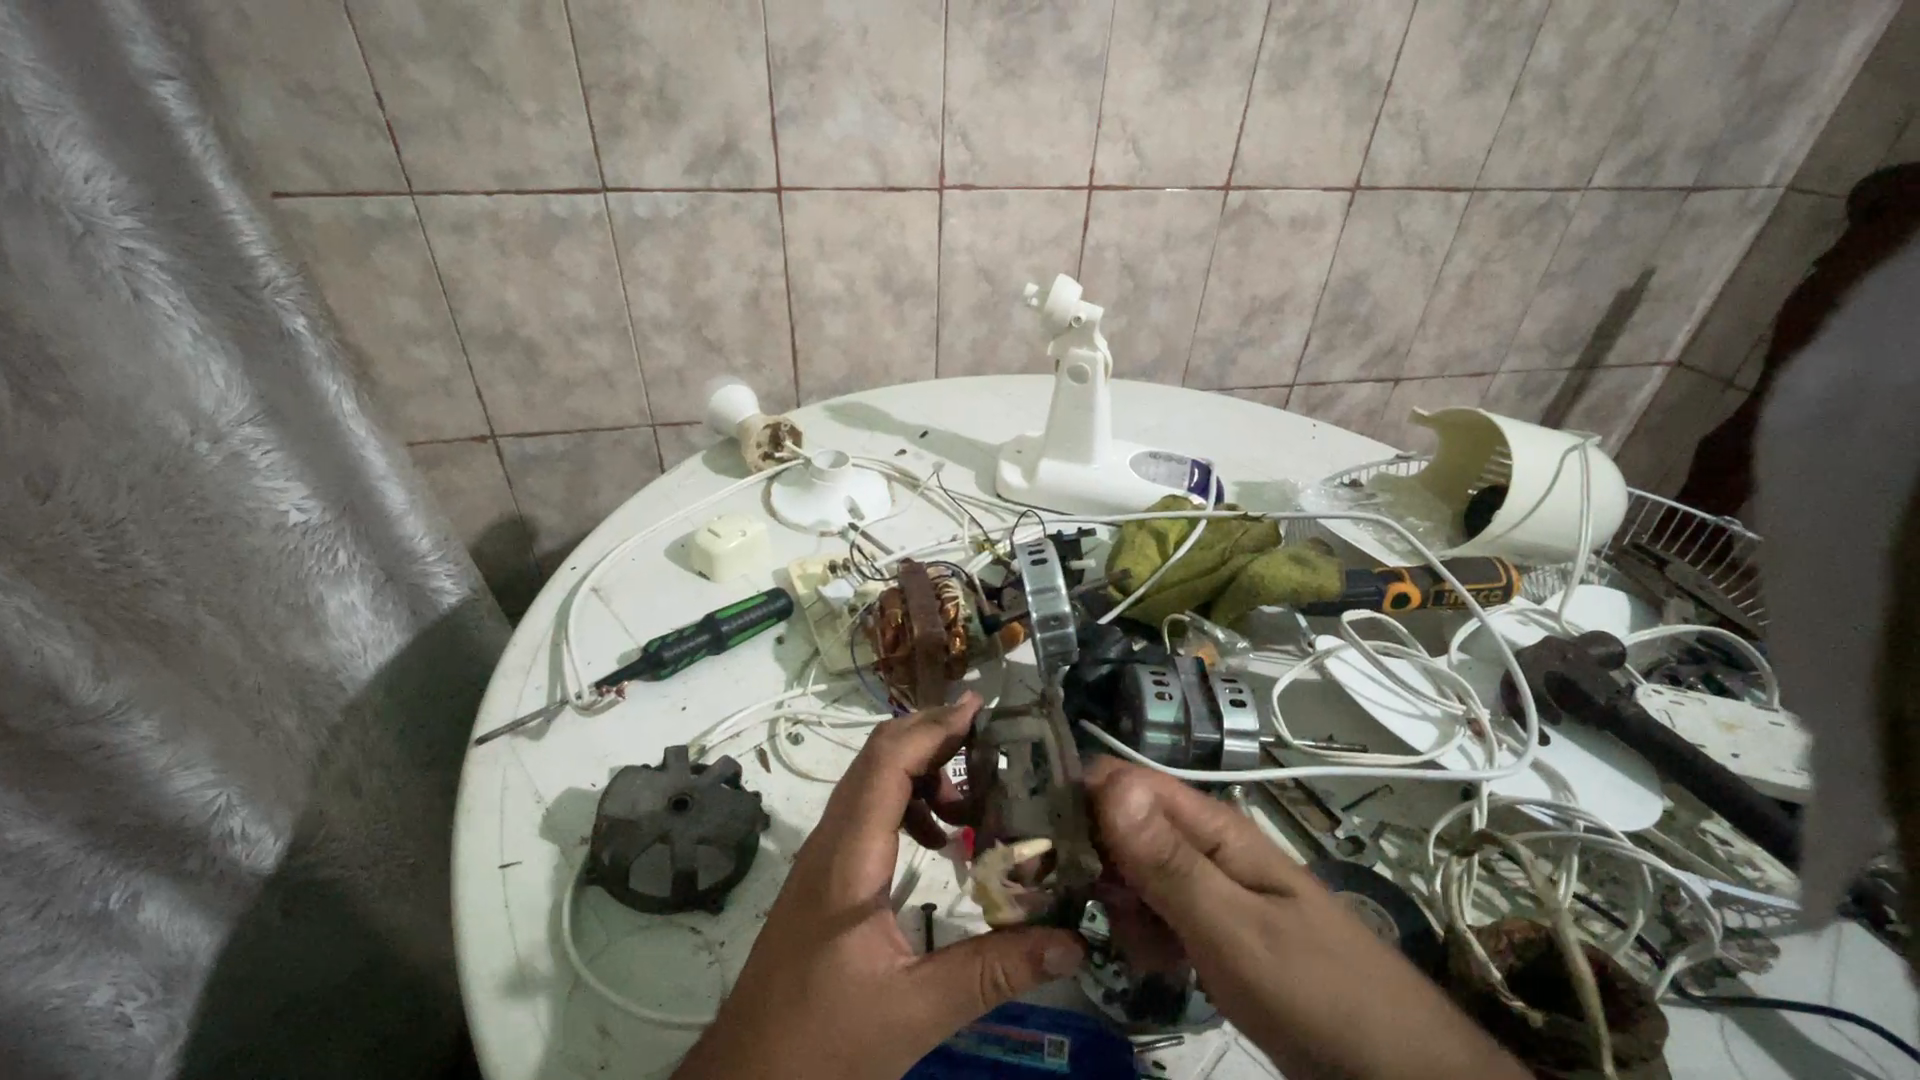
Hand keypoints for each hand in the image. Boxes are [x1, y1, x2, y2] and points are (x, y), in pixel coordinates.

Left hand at [673, 694, 1085, 1079]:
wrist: (748, 1078)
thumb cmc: (823, 1042)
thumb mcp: (915, 1010)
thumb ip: (993, 972)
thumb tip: (1071, 943)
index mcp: (848, 859)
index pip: (887, 763)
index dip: (933, 727)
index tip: (981, 708)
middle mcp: (829, 845)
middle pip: (876, 761)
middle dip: (933, 739)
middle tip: (993, 743)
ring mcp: (822, 861)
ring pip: (870, 786)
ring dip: (920, 774)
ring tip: (975, 800)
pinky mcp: (824, 882)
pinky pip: (866, 818)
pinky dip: (906, 808)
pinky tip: (939, 844)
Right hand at [1085, 759, 1528, 1079]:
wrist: (1391, 1066)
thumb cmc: (1315, 988)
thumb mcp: (1233, 927)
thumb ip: (1167, 861)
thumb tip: (1107, 782)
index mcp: (1212, 827)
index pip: (1124, 783)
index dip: (1077, 800)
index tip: (1035, 839)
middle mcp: (1205, 847)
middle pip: (1122, 828)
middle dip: (1093, 862)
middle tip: (1085, 909)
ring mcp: (1210, 889)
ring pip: (1134, 876)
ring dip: (1120, 907)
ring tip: (1140, 949)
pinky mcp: (1212, 929)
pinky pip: (1157, 916)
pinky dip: (1146, 936)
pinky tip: (1158, 965)